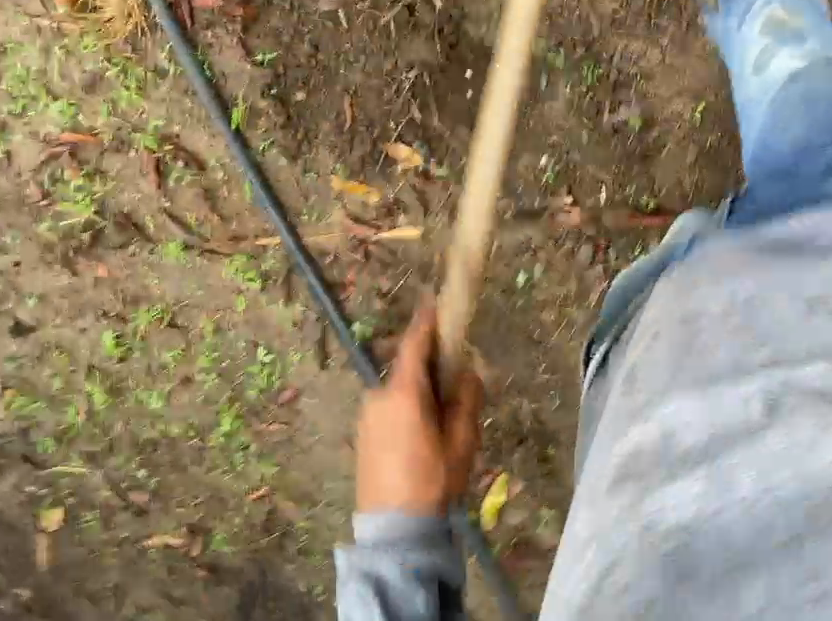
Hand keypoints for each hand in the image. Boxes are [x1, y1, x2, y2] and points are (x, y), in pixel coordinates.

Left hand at [355, 305, 485, 516]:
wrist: (394, 533)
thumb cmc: (433, 481)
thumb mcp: (462, 440)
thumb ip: (466, 398)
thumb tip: (468, 369)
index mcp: (403, 393)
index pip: (415, 344)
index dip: (426, 320)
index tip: (434, 298)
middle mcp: (379, 397)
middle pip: (409, 367)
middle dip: (432, 365)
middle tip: (456, 375)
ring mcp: (367, 417)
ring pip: (399, 389)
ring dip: (419, 390)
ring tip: (442, 413)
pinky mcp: (363, 435)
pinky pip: (389, 407)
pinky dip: (407, 406)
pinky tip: (423, 430)